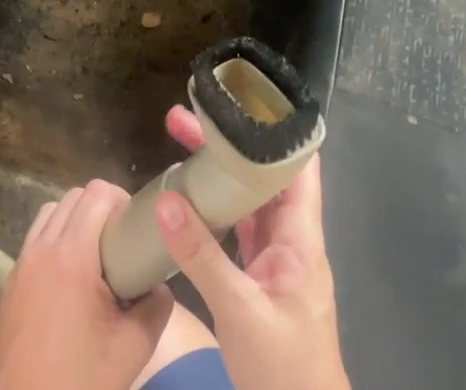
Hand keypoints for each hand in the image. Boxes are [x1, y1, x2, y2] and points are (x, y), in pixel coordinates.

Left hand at [0, 180, 174, 389]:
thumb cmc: (86, 378)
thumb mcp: (137, 343)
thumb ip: (157, 302)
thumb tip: (158, 281)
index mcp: (72, 257)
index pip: (96, 194)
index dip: (121, 200)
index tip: (136, 225)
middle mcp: (40, 251)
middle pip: (72, 198)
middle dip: (100, 207)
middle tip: (121, 239)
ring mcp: (19, 267)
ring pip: (48, 215)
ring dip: (74, 221)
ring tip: (96, 254)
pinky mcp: (8, 286)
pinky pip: (33, 242)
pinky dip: (54, 242)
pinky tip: (71, 279)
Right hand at [155, 106, 349, 389]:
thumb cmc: (285, 366)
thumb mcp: (240, 310)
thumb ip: (202, 257)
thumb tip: (165, 200)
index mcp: (301, 237)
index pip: (299, 167)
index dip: (276, 131)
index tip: (237, 101)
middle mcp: (291, 238)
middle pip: (263, 176)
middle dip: (227, 144)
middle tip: (181, 119)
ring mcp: (275, 257)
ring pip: (248, 200)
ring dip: (218, 173)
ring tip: (178, 144)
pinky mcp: (258, 275)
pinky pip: (236, 229)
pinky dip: (213, 209)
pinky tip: (187, 198)